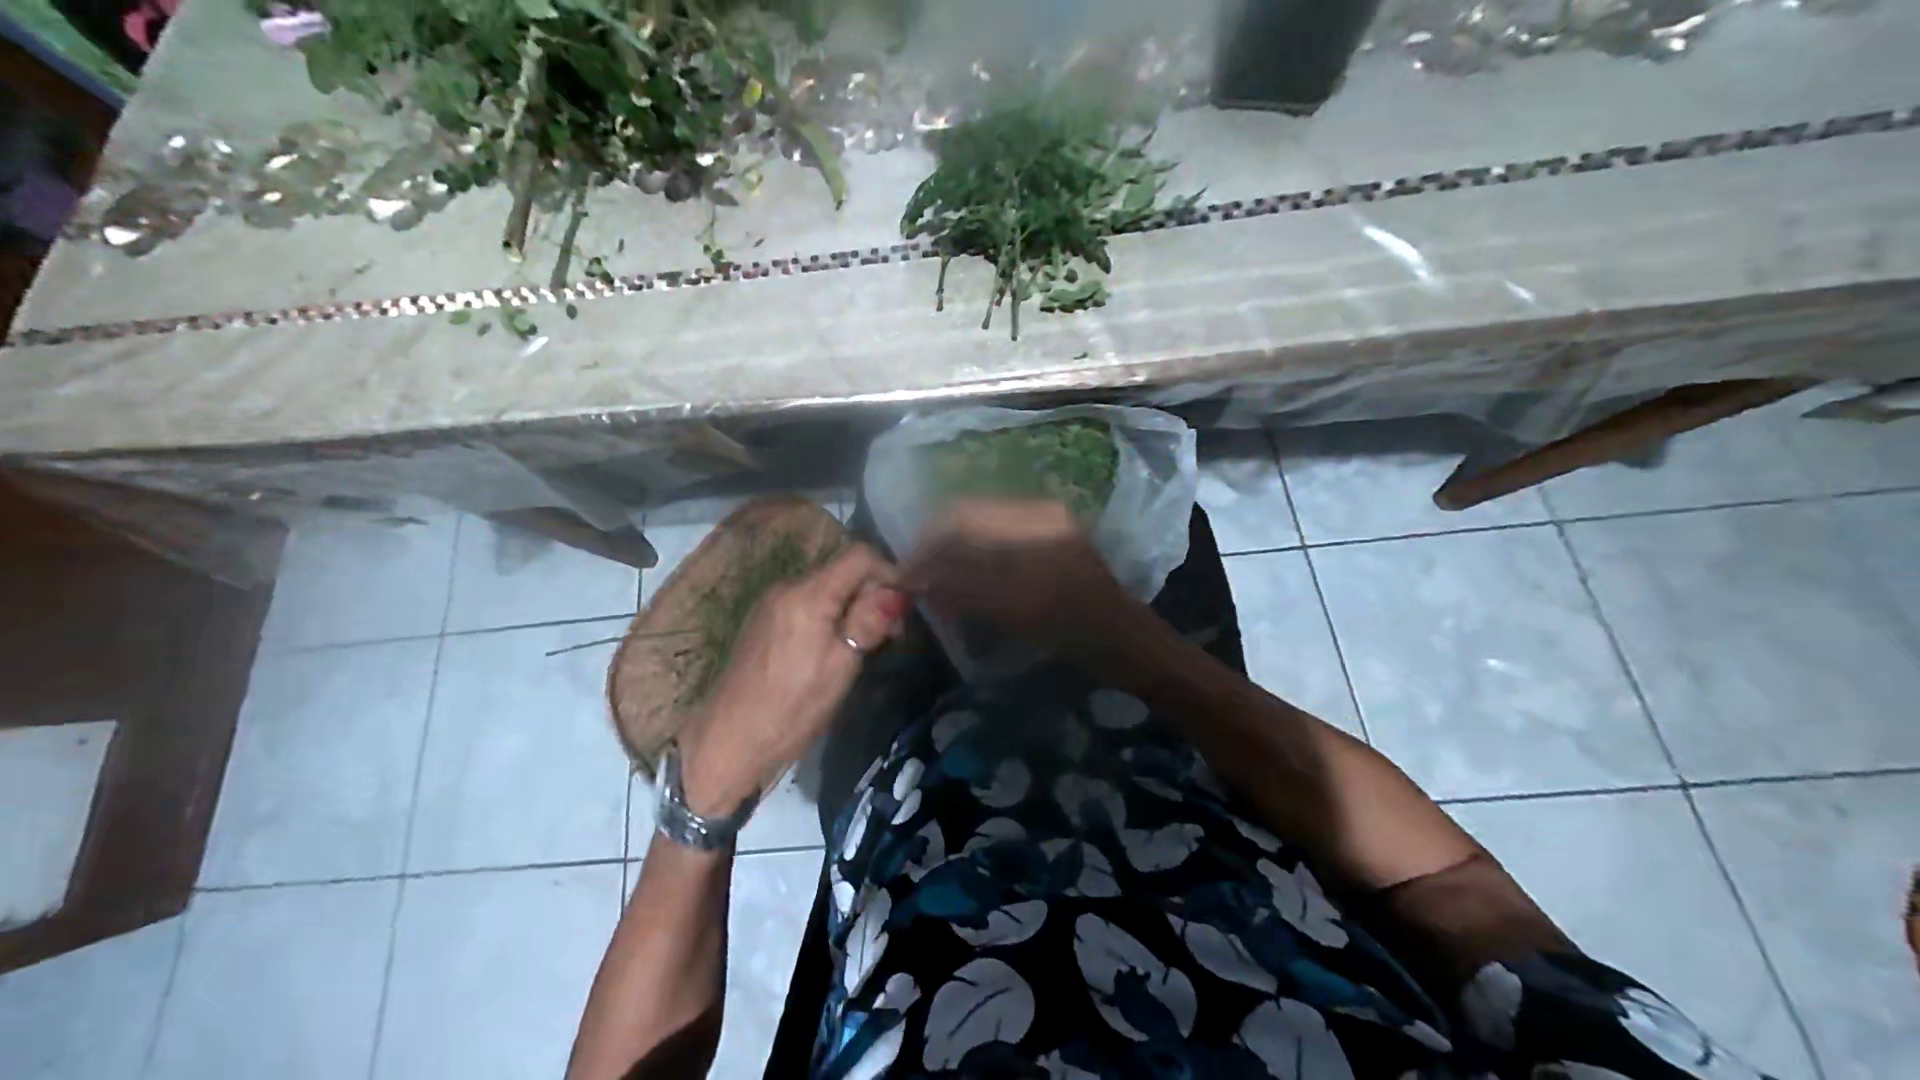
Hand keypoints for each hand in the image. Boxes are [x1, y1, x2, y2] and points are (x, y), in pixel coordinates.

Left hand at [677, 543, 907, 817]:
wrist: (729, 740)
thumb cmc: (793, 707)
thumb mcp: (841, 665)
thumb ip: (868, 620)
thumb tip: (897, 589)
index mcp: (807, 593)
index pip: (860, 555)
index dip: (889, 573)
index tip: (904, 609)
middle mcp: (787, 587)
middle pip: (842, 569)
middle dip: (873, 593)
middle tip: (891, 636)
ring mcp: (771, 603)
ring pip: (827, 587)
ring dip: (853, 606)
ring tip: (867, 646)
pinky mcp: (763, 621)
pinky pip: (808, 603)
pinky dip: (831, 616)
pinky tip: (836, 649)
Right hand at [900, 498, 1138, 660]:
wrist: (1123, 641)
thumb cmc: (1075, 629)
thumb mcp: (1017, 611)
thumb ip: (963, 590)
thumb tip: (916, 580)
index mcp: (1034, 519)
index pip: (963, 517)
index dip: (928, 545)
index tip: (905, 574)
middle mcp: (1037, 511)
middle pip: (968, 518)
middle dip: (936, 549)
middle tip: (914, 580)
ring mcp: (1041, 524)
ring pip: (978, 530)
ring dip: (951, 555)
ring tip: (932, 585)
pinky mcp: (1042, 540)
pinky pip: (994, 541)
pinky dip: (971, 561)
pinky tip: (959, 583)